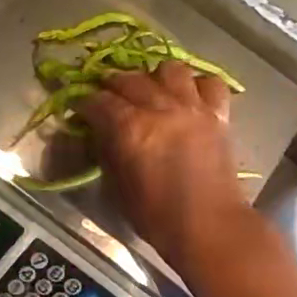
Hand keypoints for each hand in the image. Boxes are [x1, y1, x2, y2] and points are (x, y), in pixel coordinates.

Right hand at [76, 61, 256, 269]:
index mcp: (130, 128)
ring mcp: (192, 108)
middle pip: (130, 79)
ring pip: (170, 70)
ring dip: (154, 77)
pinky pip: (209, 83)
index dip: (84, 103)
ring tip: (149, 90)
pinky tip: (187, 96)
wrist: (208, 226)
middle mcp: (160, 108)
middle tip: (106, 96)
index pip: (98, 101)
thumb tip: (100, 133)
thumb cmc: (156, 215)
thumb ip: (107, 152)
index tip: (79, 108)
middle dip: (112, 85)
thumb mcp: (117, 186)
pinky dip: (196, 85)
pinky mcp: (218, 114)